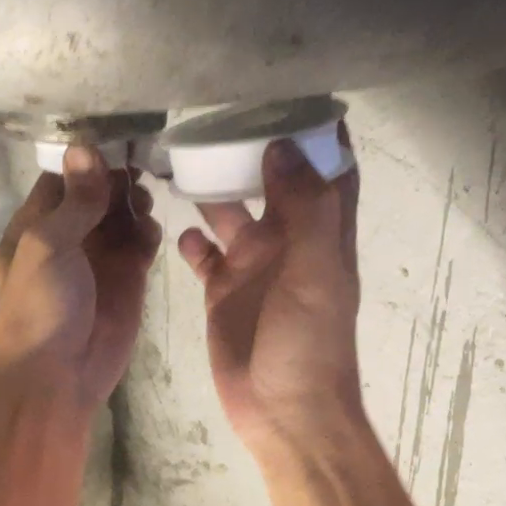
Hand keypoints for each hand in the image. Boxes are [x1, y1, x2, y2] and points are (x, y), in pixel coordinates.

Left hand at [0, 145, 160, 413]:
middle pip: (98, 191)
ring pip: (123, 213)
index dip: (86, 159)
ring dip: (135, 203)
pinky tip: (149, 234)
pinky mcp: (129, 277)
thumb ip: (74, 200)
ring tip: (143, 204)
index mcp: (36, 223)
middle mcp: (69, 234)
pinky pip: (142, 241)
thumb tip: (83, 146)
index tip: (115, 138)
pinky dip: (148, 231)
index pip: (63, 177)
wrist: (58, 377)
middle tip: (137, 172)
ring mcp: (101, 256)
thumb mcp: (48, 246)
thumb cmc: (40, 307)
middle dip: (118, 179)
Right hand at [178, 128, 366, 452]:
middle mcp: (289, 240)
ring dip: (212, 187)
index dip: (319, 134)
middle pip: (274, 182)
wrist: (283, 412)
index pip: (331, 170)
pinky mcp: (222, 290)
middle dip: (253, 149)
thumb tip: (282, 145)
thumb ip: (305, 209)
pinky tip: (173, 225)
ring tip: (180, 156)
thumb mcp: (316, 274)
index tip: (291, 93)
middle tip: (215, 114)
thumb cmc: (307, 344)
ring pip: (232, 212)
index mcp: (321, 232)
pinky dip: (192, 239)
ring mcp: (254, 264)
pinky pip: (204, 254)